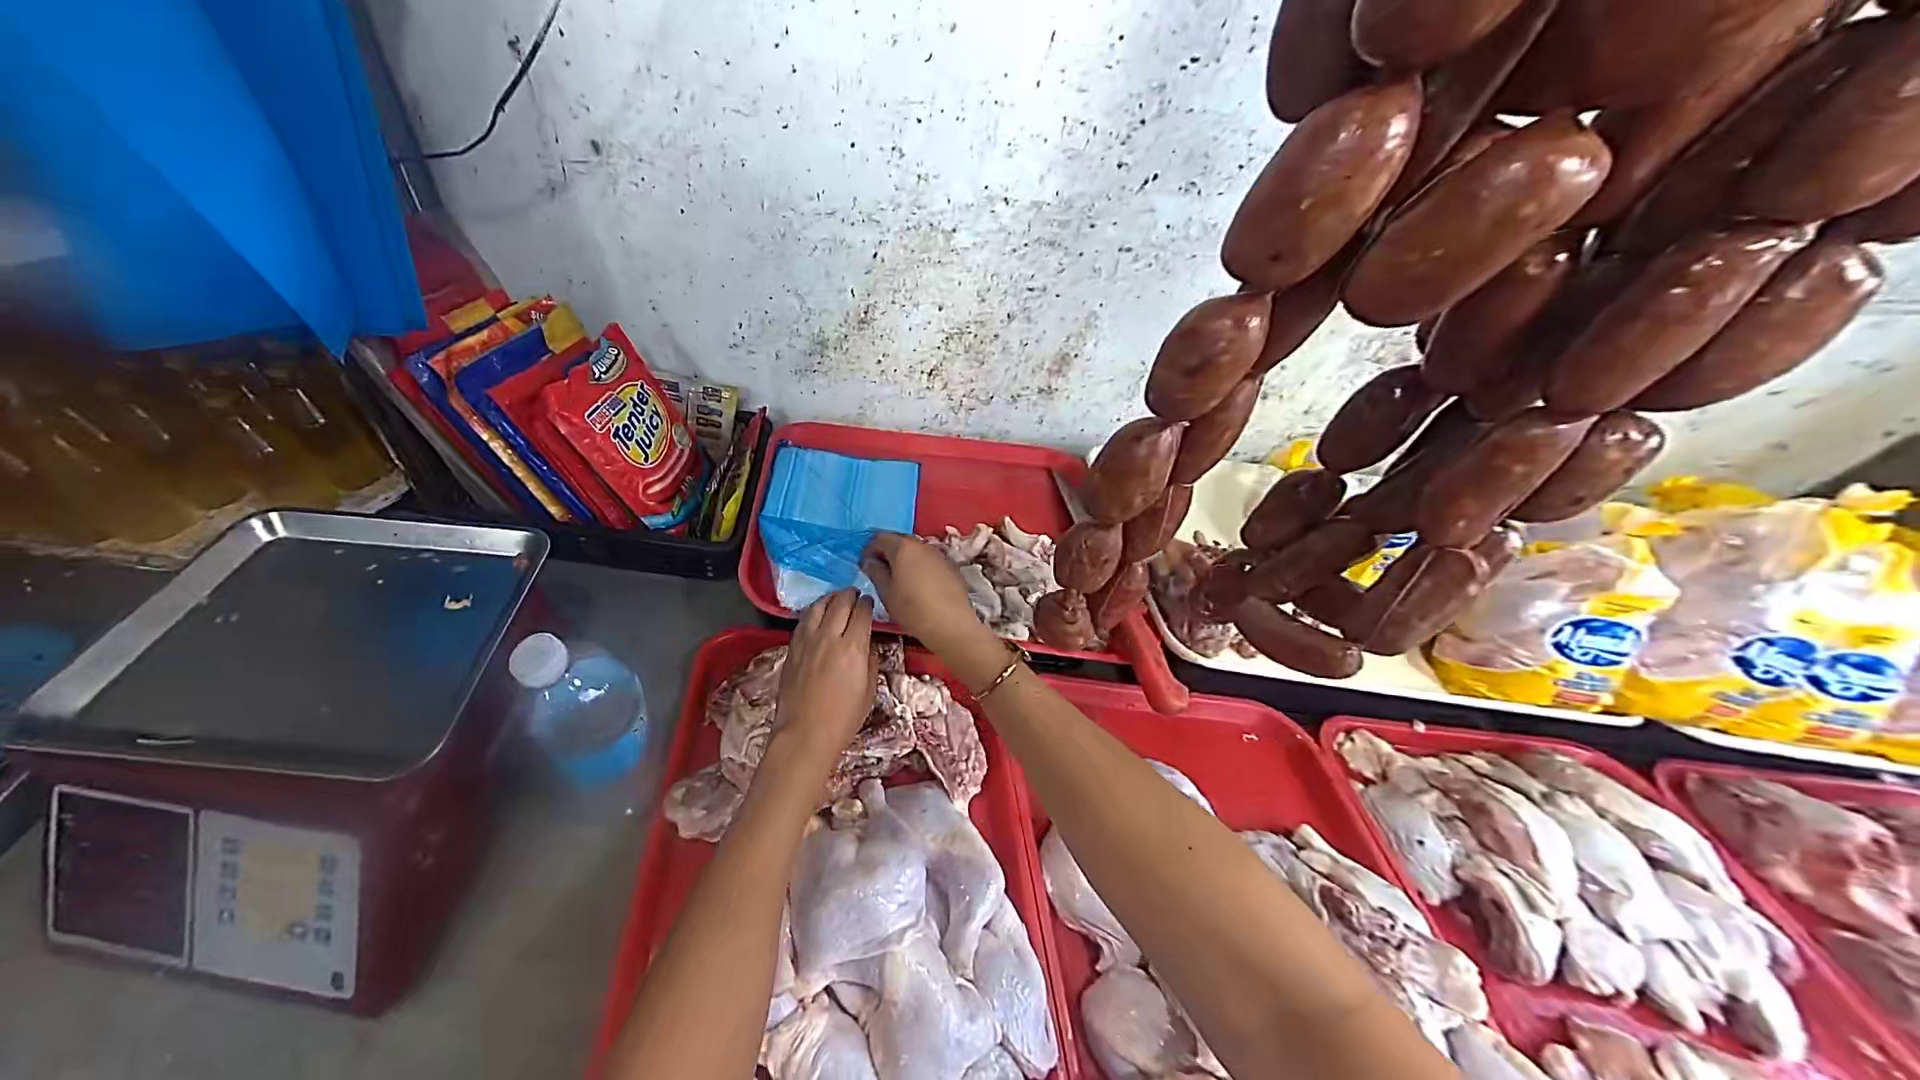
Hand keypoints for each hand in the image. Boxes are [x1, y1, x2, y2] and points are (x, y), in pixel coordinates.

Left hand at [774, 589, 878, 760]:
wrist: (805, 733)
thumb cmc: (843, 717)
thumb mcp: (869, 690)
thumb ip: (870, 661)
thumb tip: (867, 645)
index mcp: (852, 647)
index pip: (862, 612)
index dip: (868, 603)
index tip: (870, 602)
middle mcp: (829, 637)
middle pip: (840, 603)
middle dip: (850, 595)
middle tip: (855, 594)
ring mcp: (807, 641)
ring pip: (818, 606)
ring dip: (830, 598)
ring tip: (836, 599)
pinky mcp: (791, 648)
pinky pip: (803, 621)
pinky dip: (813, 612)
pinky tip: (817, 615)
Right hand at [863, 532, 991, 653]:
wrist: (951, 623)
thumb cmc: (912, 608)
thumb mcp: (886, 591)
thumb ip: (875, 571)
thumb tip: (870, 561)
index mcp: (902, 547)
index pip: (879, 538)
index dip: (868, 550)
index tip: (865, 566)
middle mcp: (922, 545)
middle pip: (899, 541)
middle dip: (887, 553)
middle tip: (880, 572)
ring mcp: (939, 554)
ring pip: (916, 551)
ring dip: (904, 560)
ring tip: (899, 580)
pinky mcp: (951, 567)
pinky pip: (930, 561)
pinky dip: (920, 567)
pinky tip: (919, 586)